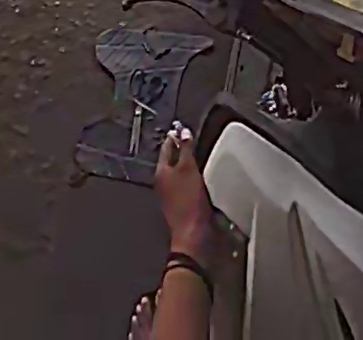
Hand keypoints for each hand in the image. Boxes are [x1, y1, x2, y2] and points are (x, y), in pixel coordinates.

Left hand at [154, 123, 215, 259]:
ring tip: (199, 154)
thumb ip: (186, 149)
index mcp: (161, 172)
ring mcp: (171, 195)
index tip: (182, 126)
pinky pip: (185, 184)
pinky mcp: (181, 204)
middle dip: (181, 150)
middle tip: (192, 139)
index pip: (167, 147)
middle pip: (172, 160)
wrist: (193, 236)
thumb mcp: (188, 169)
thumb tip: (183, 131)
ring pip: (178, 172)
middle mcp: (163, 182)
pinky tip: (200, 176)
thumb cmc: (189, 199)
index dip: (175, 136)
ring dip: (187, 164)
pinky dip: (191, 177)